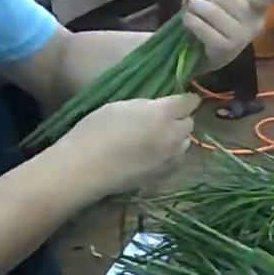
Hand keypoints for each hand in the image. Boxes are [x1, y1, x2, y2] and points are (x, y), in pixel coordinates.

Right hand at [43, 94, 196, 204]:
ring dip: (176, 138)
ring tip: (159, 138)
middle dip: (180, 119)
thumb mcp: (120, 107)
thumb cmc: (96, 131)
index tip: (183, 100)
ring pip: (185, 142)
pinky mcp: (165, 174)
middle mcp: (172, 135)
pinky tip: (156, 155)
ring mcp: (171, 157)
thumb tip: (161, 107)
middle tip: (164, 120)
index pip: (188, 103)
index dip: (187, 100)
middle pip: (189, 123)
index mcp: (161, 114)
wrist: (85, 168)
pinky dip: (171, 155)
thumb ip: (146, 106)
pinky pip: (177, 160)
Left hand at [185, 0, 273, 70]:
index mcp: (257, 7)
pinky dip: (190, 19)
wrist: (214, 53)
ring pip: (209, 9)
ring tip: (195, 10)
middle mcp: (254, 22)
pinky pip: (199, 24)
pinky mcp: (224, 48)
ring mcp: (240, 37)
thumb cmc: (221, 17)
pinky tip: (191, 21)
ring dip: (195, 6)